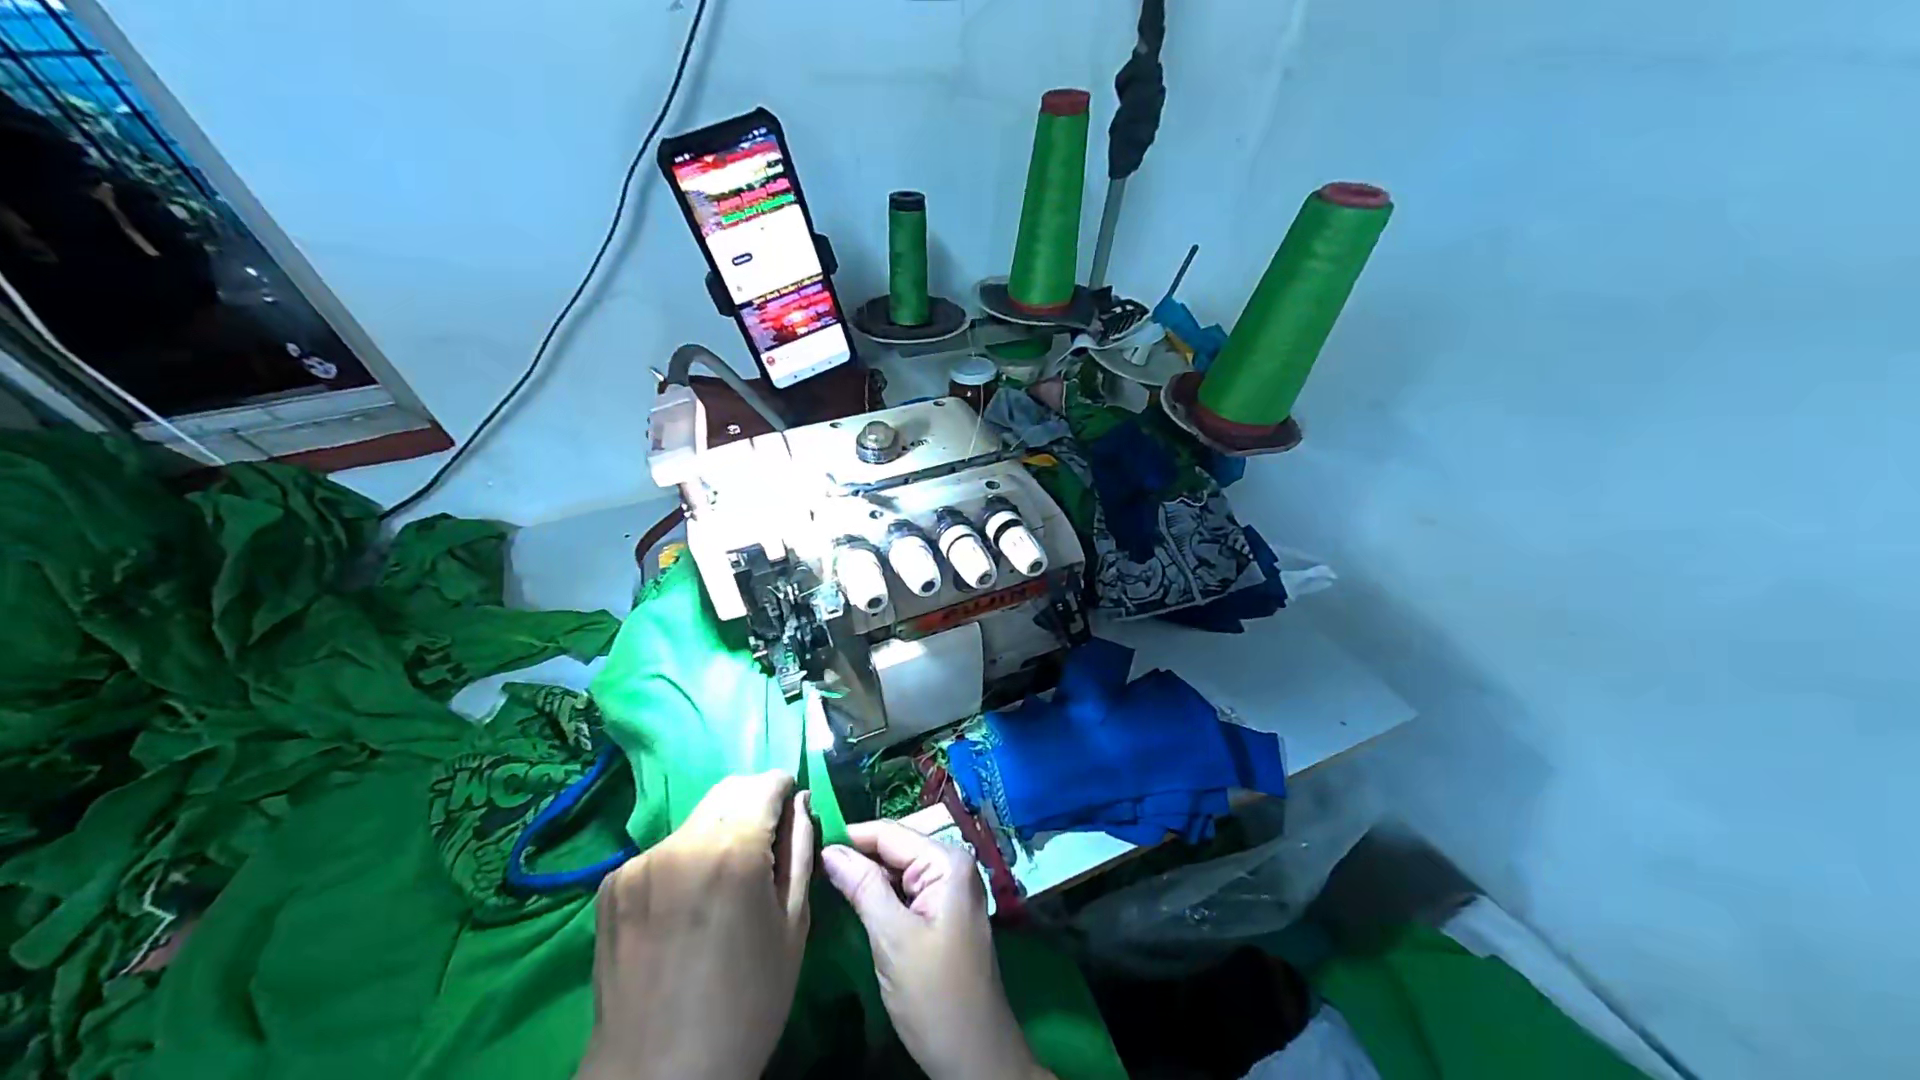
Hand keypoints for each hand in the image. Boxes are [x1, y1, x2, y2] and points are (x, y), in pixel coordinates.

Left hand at [578, 771, 814, 1079]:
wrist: (656, 1078)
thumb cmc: (745, 1005)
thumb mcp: (792, 926)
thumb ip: (799, 852)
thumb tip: (798, 802)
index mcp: (732, 853)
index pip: (764, 784)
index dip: (783, 789)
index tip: (792, 808)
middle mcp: (680, 845)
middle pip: (727, 791)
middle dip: (753, 804)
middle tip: (766, 846)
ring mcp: (639, 864)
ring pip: (696, 821)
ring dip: (718, 834)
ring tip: (723, 887)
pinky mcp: (612, 886)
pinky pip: (664, 853)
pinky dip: (685, 862)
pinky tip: (686, 909)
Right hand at [820, 820, 1051, 1079]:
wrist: (976, 1057)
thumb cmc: (935, 997)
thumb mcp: (893, 938)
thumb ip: (863, 887)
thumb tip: (829, 849)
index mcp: (947, 863)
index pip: (889, 833)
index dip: (849, 836)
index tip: (809, 843)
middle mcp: (953, 866)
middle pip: (894, 848)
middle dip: (856, 856)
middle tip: (812, 865)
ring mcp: (950, 890)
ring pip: (898, 870)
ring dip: (866, 876)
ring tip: (824, 879)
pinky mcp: (943, 913)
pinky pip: (905, 891)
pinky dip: (880, 895)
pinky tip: (854, 901)